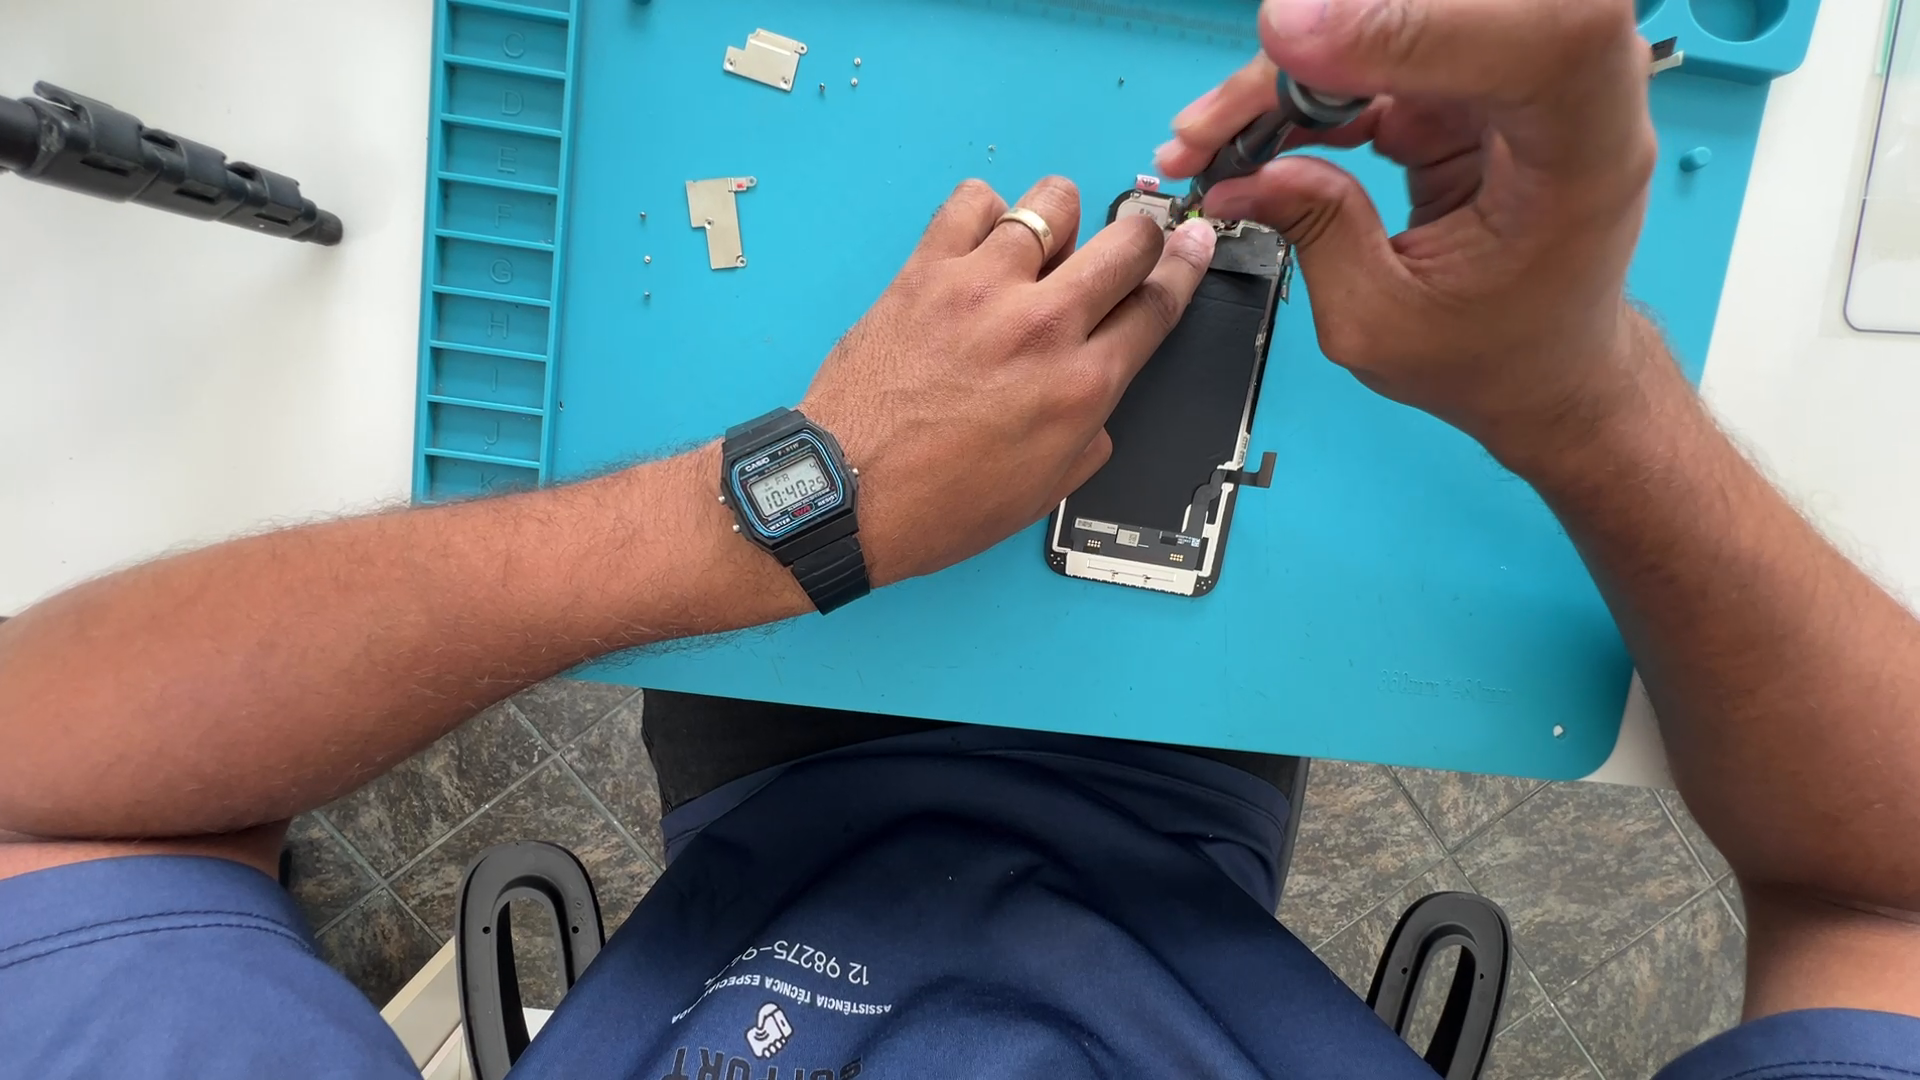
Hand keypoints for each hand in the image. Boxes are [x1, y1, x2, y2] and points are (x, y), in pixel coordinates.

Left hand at [800, 177, 1214, 584]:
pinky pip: (973, 200)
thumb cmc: (941, 507)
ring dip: (1062, 222)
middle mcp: (1044, 326)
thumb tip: (1096, 403)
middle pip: (1128, 241)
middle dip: (1141, 238)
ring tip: (1038, 255)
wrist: (848, 495)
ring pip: (1055, 201)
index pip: (1159, 304)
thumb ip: (1087, 438)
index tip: (1194, 244)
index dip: (1186, 267)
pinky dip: (987, 214)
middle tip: (1125, 249)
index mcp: (1082, 387)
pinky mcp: (927, 272)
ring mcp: (984, 289)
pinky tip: (979, 247)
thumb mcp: (1041, 495)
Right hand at [1156, 0, 1657, 466]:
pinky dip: (1296, 101)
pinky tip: (1241, 141)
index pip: (1536, 38)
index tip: (1290, 44)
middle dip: (1312, 53)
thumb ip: (1319, 234)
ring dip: (1284, 81)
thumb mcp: (1378, 319)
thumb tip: (1239, 176)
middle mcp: (1564, 89)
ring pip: (1388, 36)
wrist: (1529, 363)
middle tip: (1203, 125)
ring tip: (1202, 142)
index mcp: (1583, 152)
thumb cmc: (1475, 355)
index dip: (1411, 25)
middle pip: (1443, 15)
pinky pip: (1367, 70)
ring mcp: (1504, 81)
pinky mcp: (1457, 92)